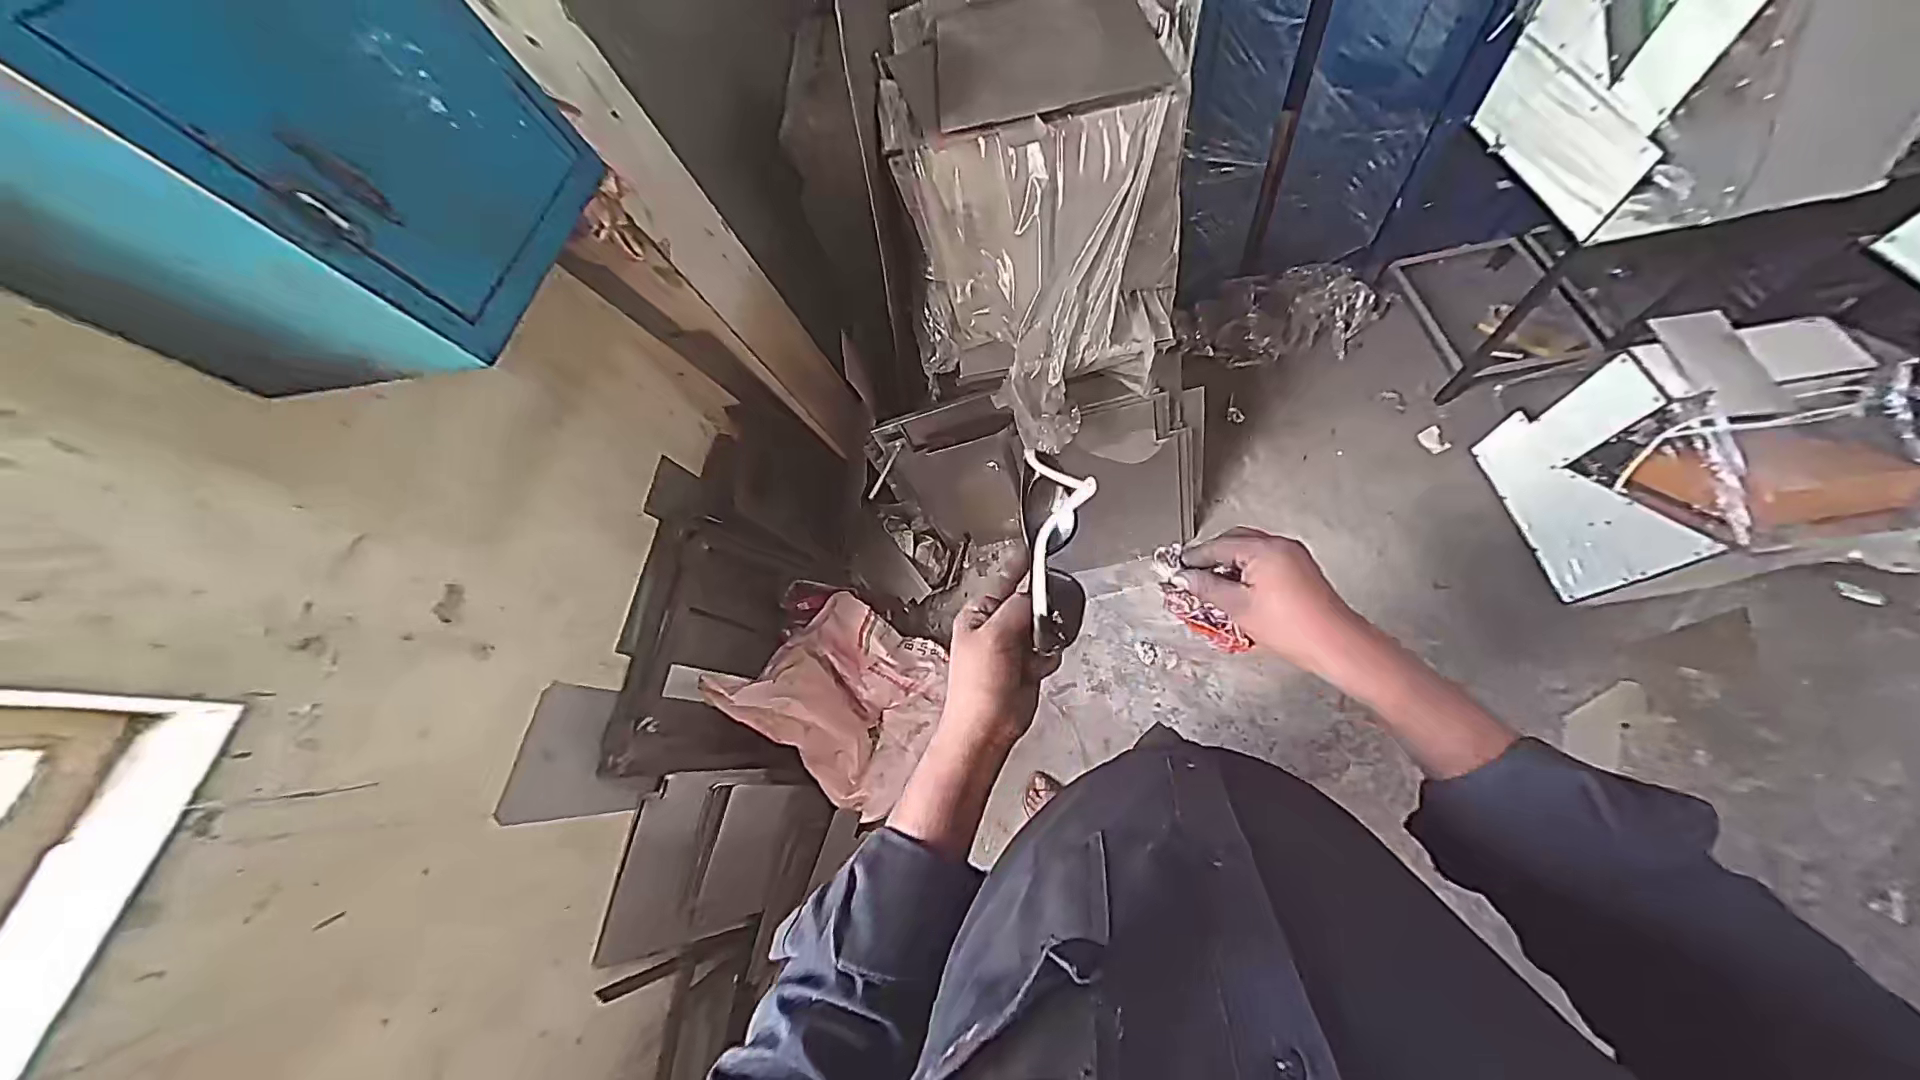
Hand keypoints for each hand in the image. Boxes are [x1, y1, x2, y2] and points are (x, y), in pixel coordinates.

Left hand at [942, 563, 1059, 747]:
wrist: (989, 727)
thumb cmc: (978, 687)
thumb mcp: (995, 635)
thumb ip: (1018, 607)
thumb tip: (1035, 594)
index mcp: (979, 613)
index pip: (1005, 580)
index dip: (1021, 566)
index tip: (1035, 549)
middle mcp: (995, 626)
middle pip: (1030, 603)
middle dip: (1037, 617)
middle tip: (1034, 630)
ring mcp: (1012, 645)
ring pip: (1044, 626)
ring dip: (1044, 640)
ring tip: (1031, 657)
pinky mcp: (1028, 664)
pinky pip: (1050, 648)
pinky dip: (1047, 658)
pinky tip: (1035, 670)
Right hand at [1175, 528, 1366, 673]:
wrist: (1334, 644)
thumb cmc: (1291, 627)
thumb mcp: (1237, 607)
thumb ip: (1207, 587)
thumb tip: (1185, 577)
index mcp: (1264, 549)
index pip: (1217, 546)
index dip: (1194, 558)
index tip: (1178, 569)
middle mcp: (1280, 545)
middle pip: (1233, 540)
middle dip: (1210, 556)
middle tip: (1191, 574)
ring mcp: (1293, 555)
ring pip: (1249, 548)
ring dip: (1228, 561)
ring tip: (1212, 584)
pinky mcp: (1299, 568)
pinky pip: (1264, 558)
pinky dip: (1246, 567)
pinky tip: (1236, 588)